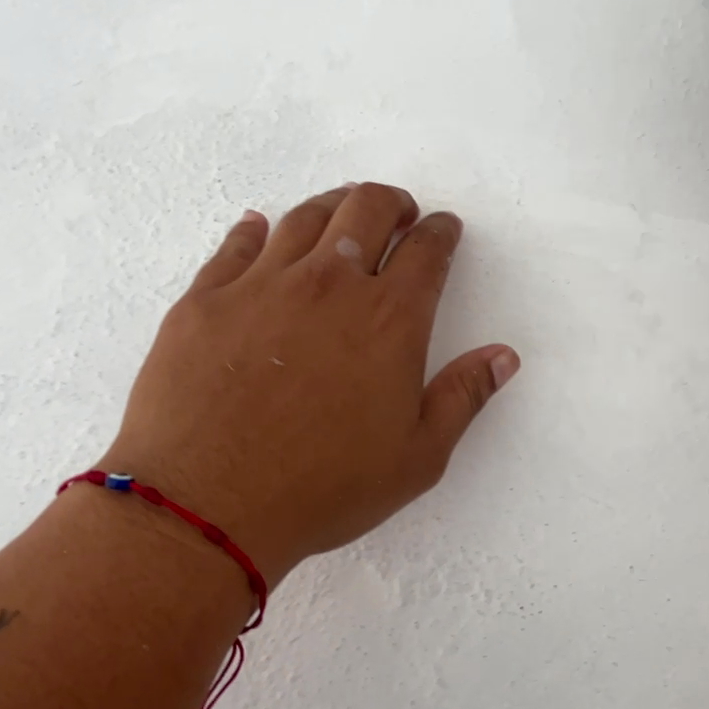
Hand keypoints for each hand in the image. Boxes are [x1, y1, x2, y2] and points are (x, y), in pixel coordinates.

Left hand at [98, 183, 518, 580]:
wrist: (208, 505)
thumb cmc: (325, 488)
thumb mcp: (417, 457)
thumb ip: (462, 397)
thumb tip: (503, 356)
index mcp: (390, 319)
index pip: (426, 252)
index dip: (441, 233)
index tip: (444, 228)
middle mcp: (329, 285)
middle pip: (367, 211)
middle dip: (392, 203)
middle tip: (399, 213)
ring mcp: (261, 285)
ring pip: (305, 218)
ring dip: (333, 206)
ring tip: (341, 213)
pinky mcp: (206, 299)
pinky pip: (236, 245)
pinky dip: (255, 229)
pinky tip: (259, 227)